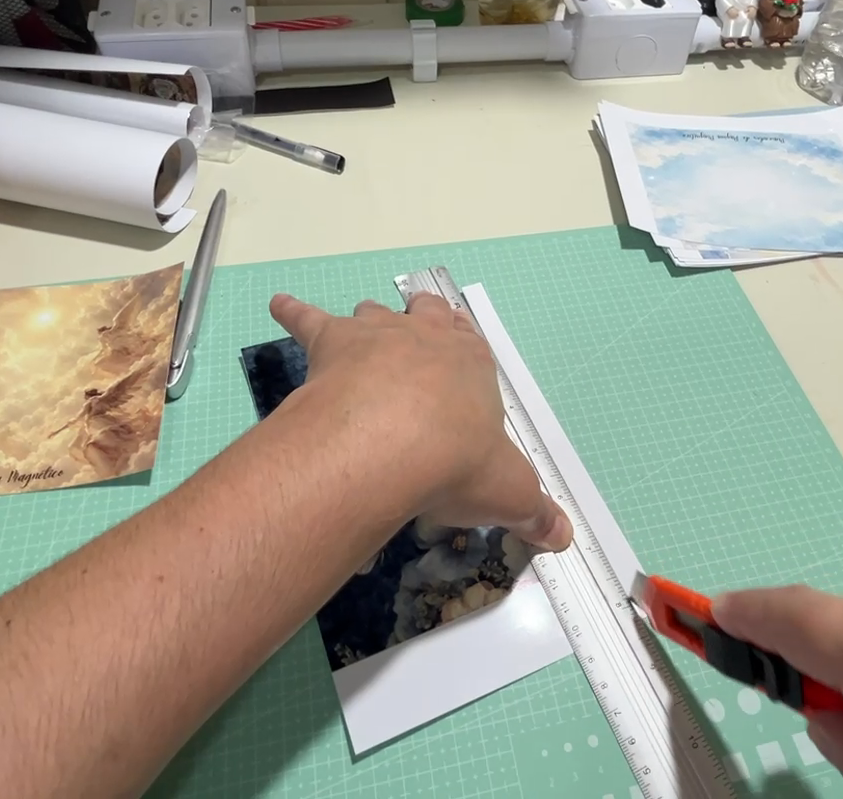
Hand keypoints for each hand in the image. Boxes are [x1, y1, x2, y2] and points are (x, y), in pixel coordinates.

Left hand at [269, 293, 571, 551]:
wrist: (394, 443)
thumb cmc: (458, 461)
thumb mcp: (509, 493)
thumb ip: (535, 512)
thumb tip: (563, 537)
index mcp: (472, 364)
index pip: (473, 344)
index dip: (466, 346)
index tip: (461, 353)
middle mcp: (428, 338)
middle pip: (429, 313)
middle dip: (426, 318)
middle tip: (420, 330)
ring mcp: (379, 336)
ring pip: (375, 313)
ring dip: (370, 321)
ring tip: (361, 332)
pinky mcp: (332, 343)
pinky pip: (308, 317)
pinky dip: (293, 311)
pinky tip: (279, 304)